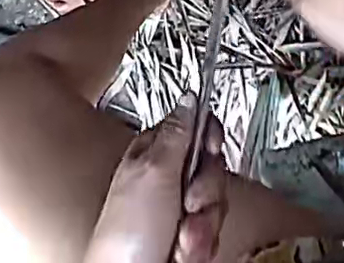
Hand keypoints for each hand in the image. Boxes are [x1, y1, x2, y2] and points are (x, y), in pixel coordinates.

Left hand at [85, 101, 230, 262]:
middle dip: (207, 191)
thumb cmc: (127, 233)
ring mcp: (178, 211)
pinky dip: (202, 247)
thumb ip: (177, 132)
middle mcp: (169, 179)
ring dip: (203, 225)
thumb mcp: (154, 171)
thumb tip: (189, 95)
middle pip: (212, 166)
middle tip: (189, 203)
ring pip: (216, 202)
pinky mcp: (189, 240)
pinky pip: (213, 233)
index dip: (208, 135)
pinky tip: (182, 254)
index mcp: (155, 152)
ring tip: (181, 239)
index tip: (210, 148)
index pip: (195, 125)